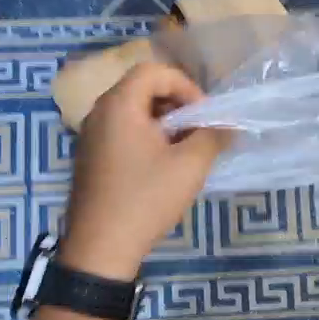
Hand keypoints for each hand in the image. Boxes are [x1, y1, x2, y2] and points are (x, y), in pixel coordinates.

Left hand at [62, 63, 228, 280]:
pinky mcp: (90, 157)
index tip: (204, 117)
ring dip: (163, 123)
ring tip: (184, 152)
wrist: (100, 248)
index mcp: (119, 105)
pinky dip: (146, 138)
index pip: (154, 71)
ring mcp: (90, 136)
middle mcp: (99, 112)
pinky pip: (122, 132)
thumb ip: (213, 135)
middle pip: (142, 88)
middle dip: (176, 105)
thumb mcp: (190, 166)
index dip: (186, 87)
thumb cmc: (145, 200)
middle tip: (198, 132)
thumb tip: (228, 123)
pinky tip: (161, 168)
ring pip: (133, 112)